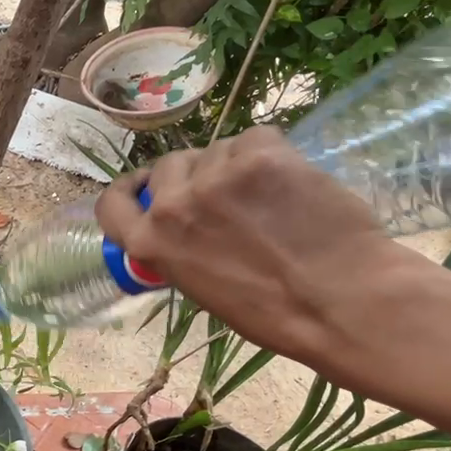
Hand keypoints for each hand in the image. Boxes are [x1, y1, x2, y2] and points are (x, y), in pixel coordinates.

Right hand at [94, 126, 426, 363]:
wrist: (338, 300)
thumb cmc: (270, 311)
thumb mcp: (199, 286)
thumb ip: (178, 247)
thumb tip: (190, 223)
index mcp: (149, 244)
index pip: (111, 203)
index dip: (128, 188)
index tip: (143, 184)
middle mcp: (171, 207)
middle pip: (169, 165)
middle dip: (193, 173)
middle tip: (228, 191)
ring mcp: (213, 179)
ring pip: (216, 150)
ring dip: (236, 164)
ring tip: (269, 193)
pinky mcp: (259, 158)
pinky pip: (255, 139)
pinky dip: (272, 154)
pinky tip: (291, 181)